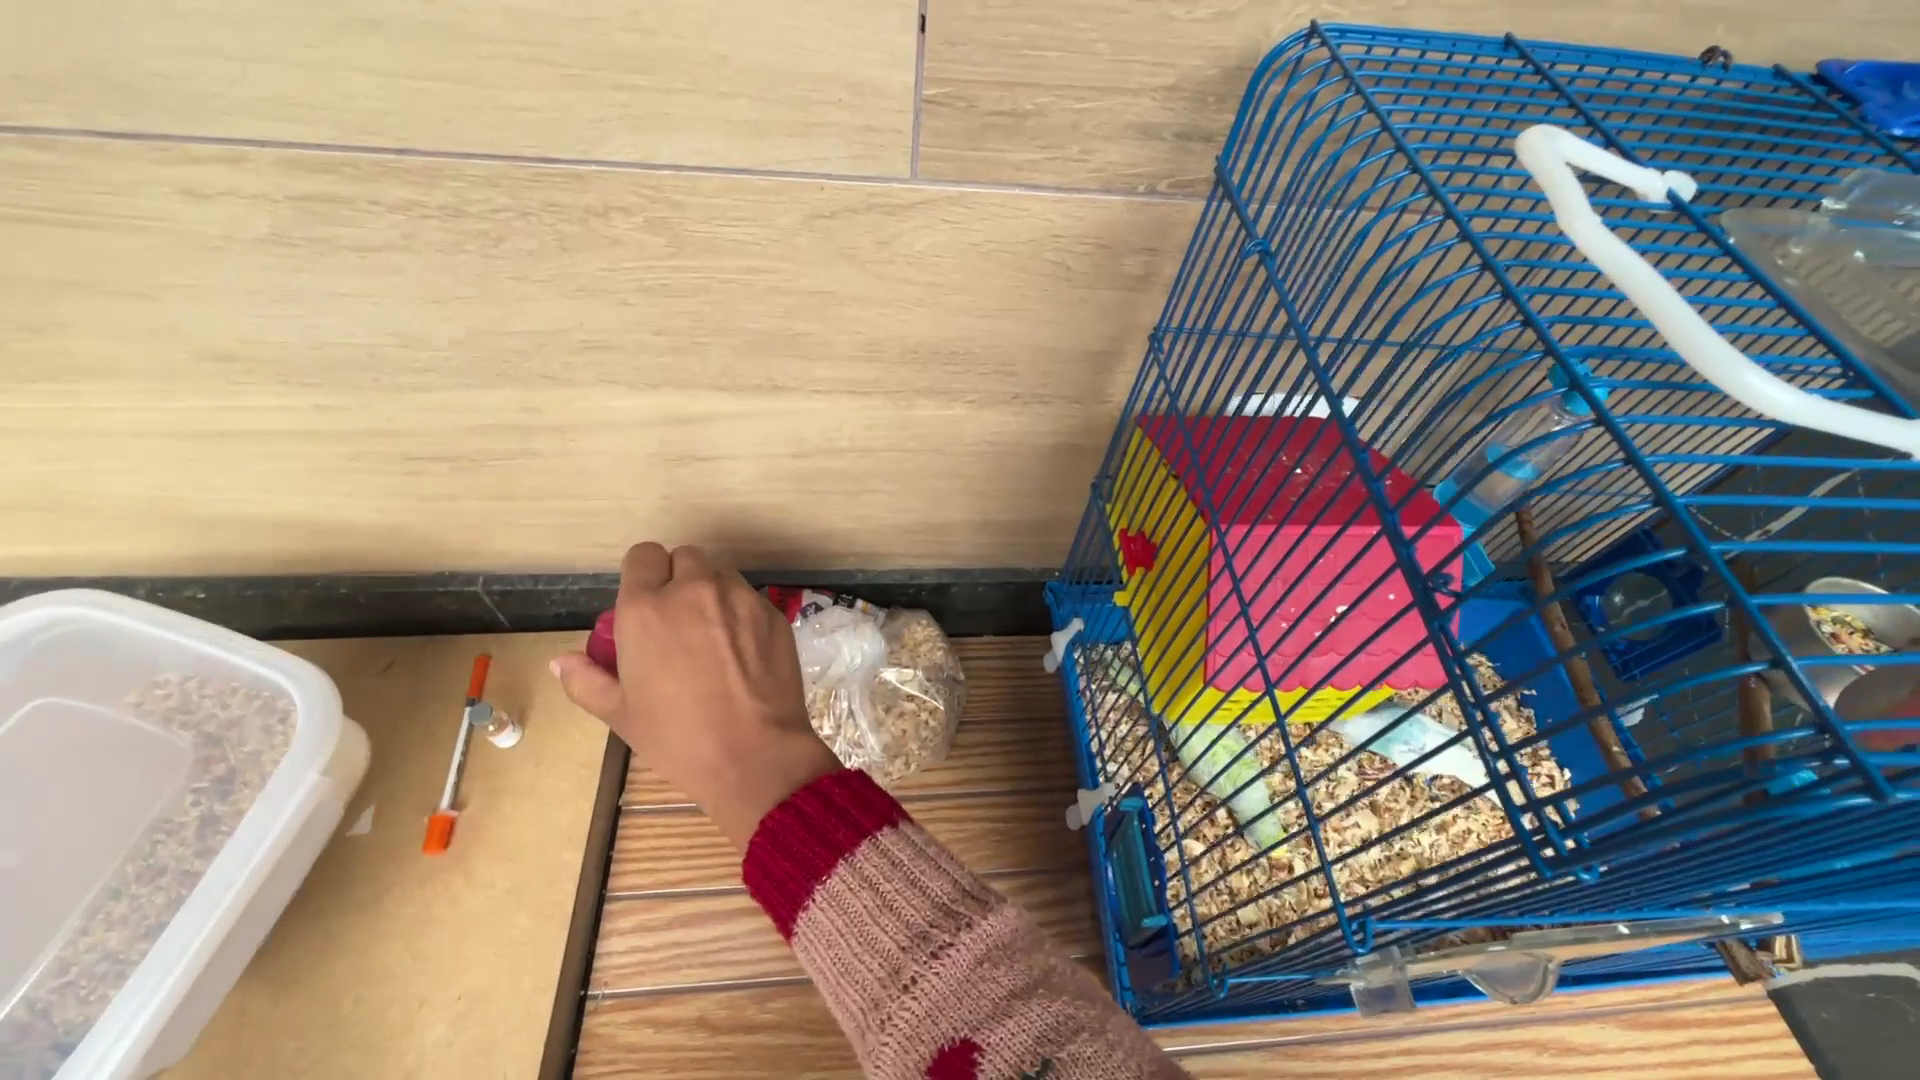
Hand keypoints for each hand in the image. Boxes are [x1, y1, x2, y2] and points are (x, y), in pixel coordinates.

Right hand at [551, 543, 840, 848]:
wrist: (754, 754)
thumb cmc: (679, 738)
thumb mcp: (621, 714)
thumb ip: (586, 680)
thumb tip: (562, 662)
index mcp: (646, 608)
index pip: (642, 557)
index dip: (644, 576)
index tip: (647, 603)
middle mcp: (694, 590)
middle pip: (684, 558)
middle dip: (679, 580)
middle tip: (679, 621)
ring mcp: (739, 598)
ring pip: (721, 575)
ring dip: (712, 593)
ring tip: (712, 636)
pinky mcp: (772, 613)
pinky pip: (750, 599)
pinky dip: (742, 614)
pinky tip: (743, 652)